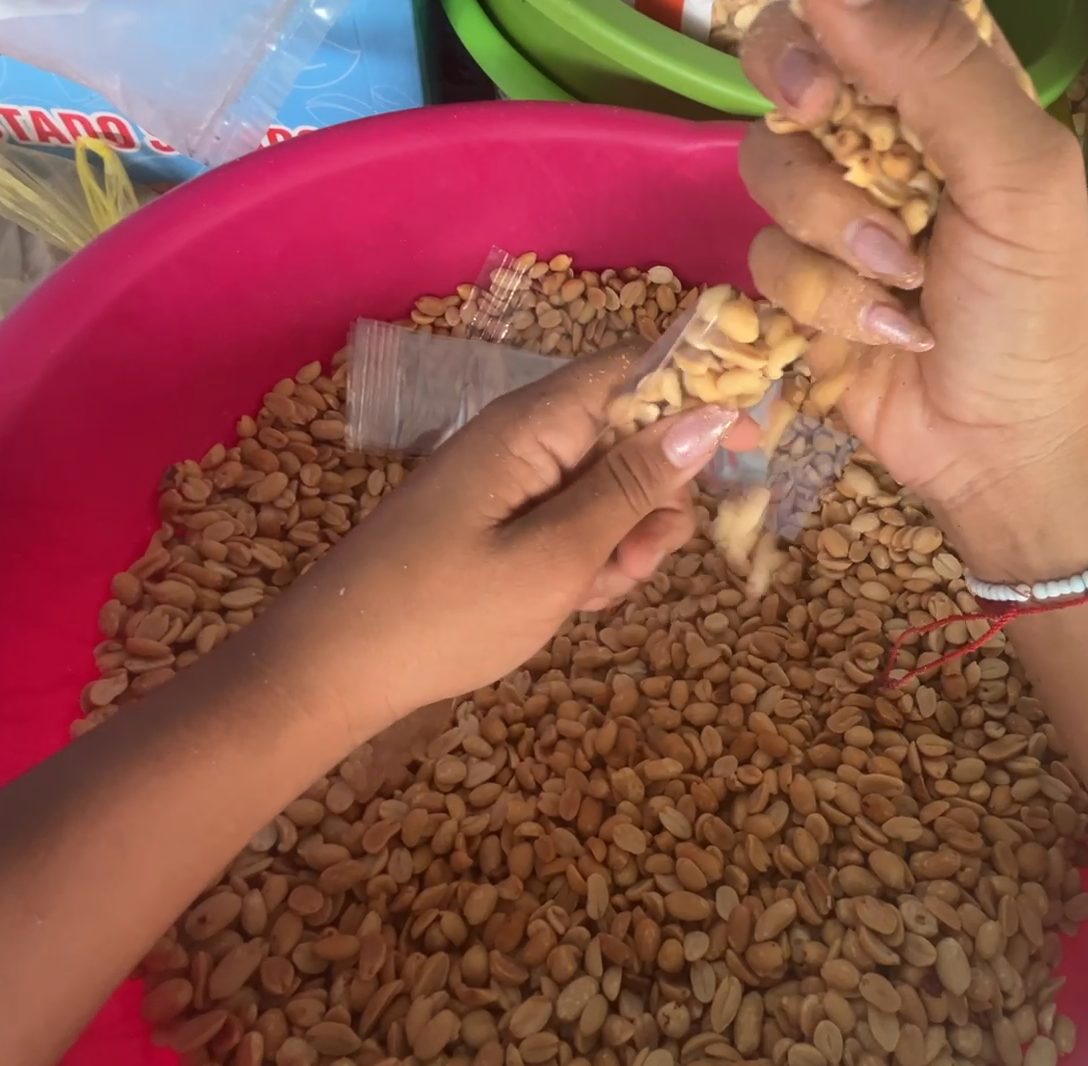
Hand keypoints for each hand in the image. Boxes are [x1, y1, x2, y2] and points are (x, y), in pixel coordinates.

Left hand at [239, 350, 751, 746]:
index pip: (635, 372)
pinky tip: (576, 600)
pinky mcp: (509, 520)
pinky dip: (593, 560)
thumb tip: (709, 419)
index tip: (752, 440)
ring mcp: (517, 482)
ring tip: (595, 593)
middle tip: (640, 561)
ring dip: (626, 540)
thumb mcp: (555, 556)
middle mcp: (528, 440)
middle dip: (656, 499)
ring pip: (612, 491)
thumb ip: (632, 487)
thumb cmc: (444, 614)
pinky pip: (577, 524)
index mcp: (535, 426)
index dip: (701, 394)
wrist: (336, 672)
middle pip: (631, 438)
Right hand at [738, 0, 1087, 575]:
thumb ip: (940, 70)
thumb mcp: (1018, 178)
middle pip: (784, 70)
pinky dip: (825, 301)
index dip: (826, 22)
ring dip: (834, 234)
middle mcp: (876, 145)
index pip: (862, 13)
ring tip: (903, 280)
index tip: (831, 61)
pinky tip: (884, 331)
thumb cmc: (1030, 311)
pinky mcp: (799, 287)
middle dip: (794, 96)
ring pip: (768, 173)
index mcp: (945, 96)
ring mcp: (830, 218)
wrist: (994, 441)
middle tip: (817, 115)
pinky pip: (766, 262)